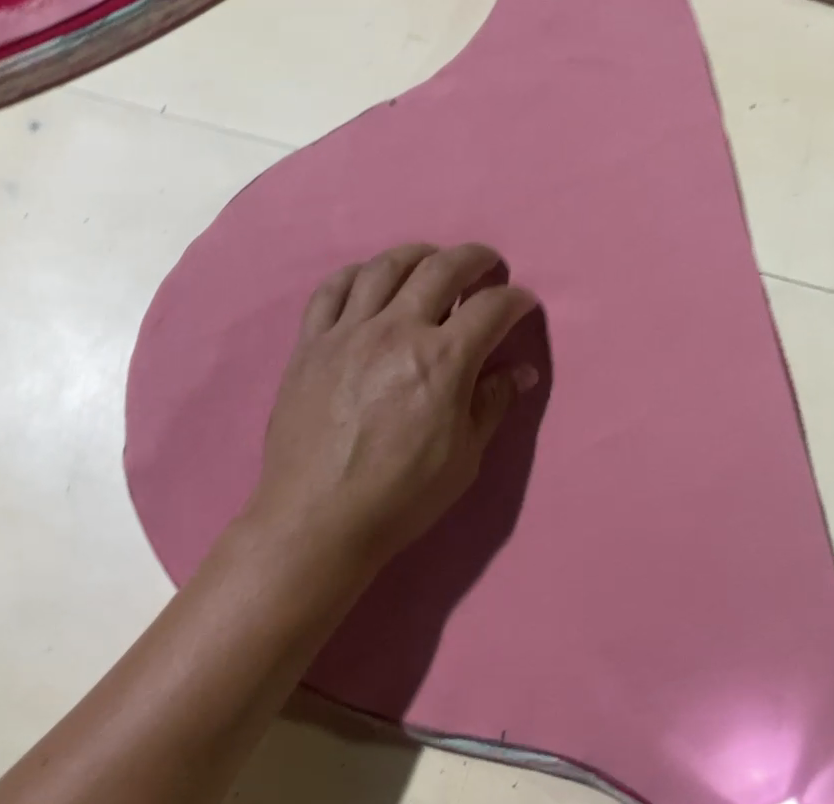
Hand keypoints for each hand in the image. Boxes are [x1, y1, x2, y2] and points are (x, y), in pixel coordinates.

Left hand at [241, 242, 542, 570]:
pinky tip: (371, 279)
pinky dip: (359, 274)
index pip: (490, 309)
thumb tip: (519, 372)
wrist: (319, 518)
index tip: (523, 304)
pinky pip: (333, 289)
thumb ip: (491, 405)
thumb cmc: (402, 498)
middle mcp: (396, 331)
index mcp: (443, 362)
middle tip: (487, 265)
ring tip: (432, 262)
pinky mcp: (311, 344)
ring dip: (418, 255)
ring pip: (385, 267)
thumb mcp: (464, 459)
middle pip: (441, 270)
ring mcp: (347, 332)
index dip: (516, 300)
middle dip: (474, 259)